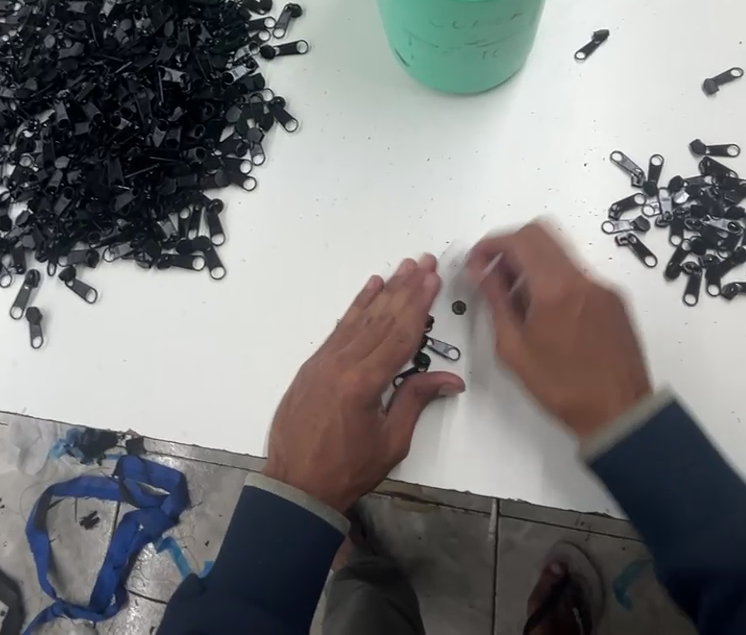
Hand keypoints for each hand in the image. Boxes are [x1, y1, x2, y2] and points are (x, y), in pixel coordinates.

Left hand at [263, 255, 465, 512]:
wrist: (295, 484)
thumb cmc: (347, 469)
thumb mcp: (390, 442)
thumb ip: (415, 401)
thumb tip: (450, 379)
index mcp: (364, 382)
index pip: (400, 335)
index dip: (419, 305)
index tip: (433, 280)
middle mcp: (343, 362)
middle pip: (382, 318)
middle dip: (406, 288)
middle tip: (424, 262)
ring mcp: (325, 360)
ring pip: (361, 317)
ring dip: (384, 290)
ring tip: (402, 267)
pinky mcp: (314, 363)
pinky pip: (341, 328)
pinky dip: (357, 306)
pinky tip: (369, 289)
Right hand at [470, 220, 652, 437]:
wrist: (620, 414)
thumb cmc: (561, 387)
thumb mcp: (513, 347)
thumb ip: (495, 300)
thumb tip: (478, 269)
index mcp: (555, 288)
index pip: (519, 240)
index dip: (491, 243)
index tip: (476, 261)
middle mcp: (582, 278)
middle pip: (540, 234)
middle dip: (510, 247)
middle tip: (492, 273)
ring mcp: (602, 287)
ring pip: (558, 253)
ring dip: (531, 263)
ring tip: (516, 299)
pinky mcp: (614, 299)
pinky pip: (576, 274)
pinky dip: (553, 279)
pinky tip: (544, 312)